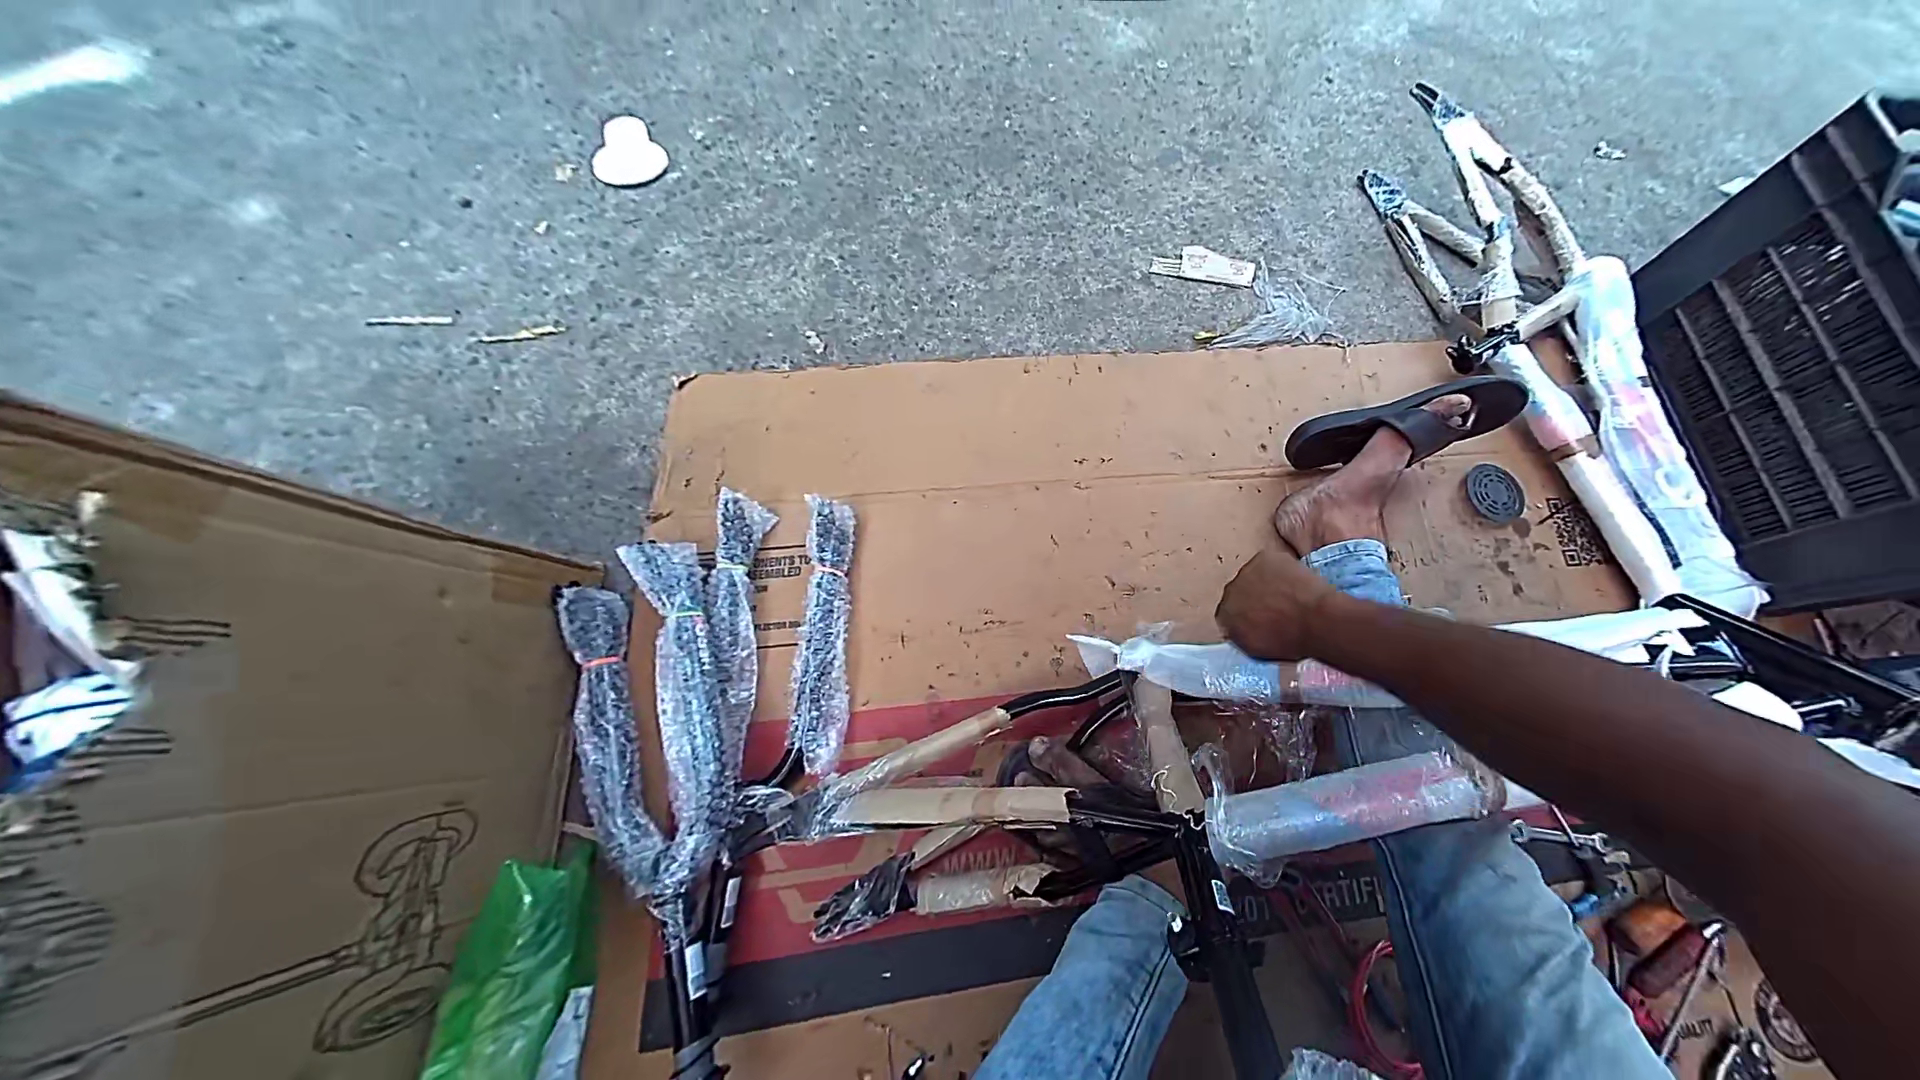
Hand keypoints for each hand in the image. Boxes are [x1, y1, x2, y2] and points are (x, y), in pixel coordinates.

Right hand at [1215, 542, 1339, 660]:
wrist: (1316, 621)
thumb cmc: (1290, 641)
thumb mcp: (1257, 647)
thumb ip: (1241, 634)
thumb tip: (1242, 627)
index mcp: (1225, 615)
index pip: (1229, 613)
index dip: (1246, 614)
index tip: (1261, 618)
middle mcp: (1229, 591)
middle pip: (1239, 591)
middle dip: (1254, 597)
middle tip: (1277, 605)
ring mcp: (1245, 572)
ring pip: (1254, 575)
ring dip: (1266, 582)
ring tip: (1289, 593)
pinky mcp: (1263, 558)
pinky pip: (1269, 562)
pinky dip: (1280, 569)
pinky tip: (1295, 580)